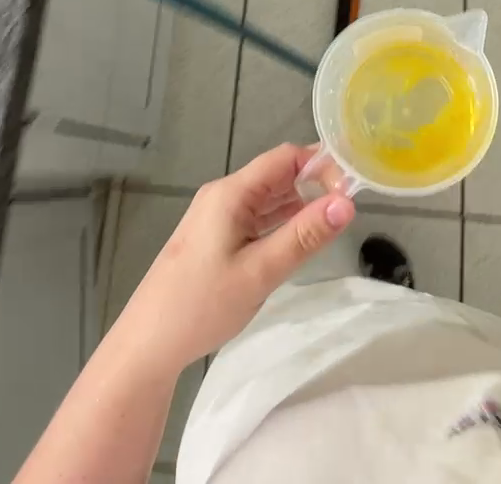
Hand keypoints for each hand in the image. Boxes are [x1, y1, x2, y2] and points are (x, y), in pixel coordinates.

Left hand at [107, 144, 355, 375]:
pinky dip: (282, 221)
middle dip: (314, 183)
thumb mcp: (260, 272)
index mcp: (231, 193)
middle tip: (351, 205)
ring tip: (335, 220)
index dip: (321, 165)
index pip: (284, 158)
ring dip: (300, 203)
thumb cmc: (202, 304)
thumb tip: (347, 203)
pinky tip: (302, 237)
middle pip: (277, 174)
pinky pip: (257, 217)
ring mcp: (218, 216)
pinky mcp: (216, 237)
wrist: (148, 343)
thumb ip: (303, 236)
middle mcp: (224, 195)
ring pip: (268, 197)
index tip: (352, 189)